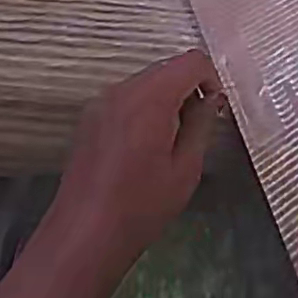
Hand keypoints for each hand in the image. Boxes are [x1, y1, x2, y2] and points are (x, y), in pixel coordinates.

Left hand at [42, 51, 223, 274]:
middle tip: (196, 127)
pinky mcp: (90, 115)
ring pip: (147, 81)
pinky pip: (127, 97)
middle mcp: (124, 88)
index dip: (211, 78)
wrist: (82, 237)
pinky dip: (143, 108)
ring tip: (169, 142)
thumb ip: (202, 123)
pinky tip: (142, 147)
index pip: (192, 61)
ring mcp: (103, 99)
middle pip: (168, 68)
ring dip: (166, 99)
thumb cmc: (140, 207)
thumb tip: (210, 98)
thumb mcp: (185, 168)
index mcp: (151, 96)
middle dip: (188, 89)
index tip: (215, 107)